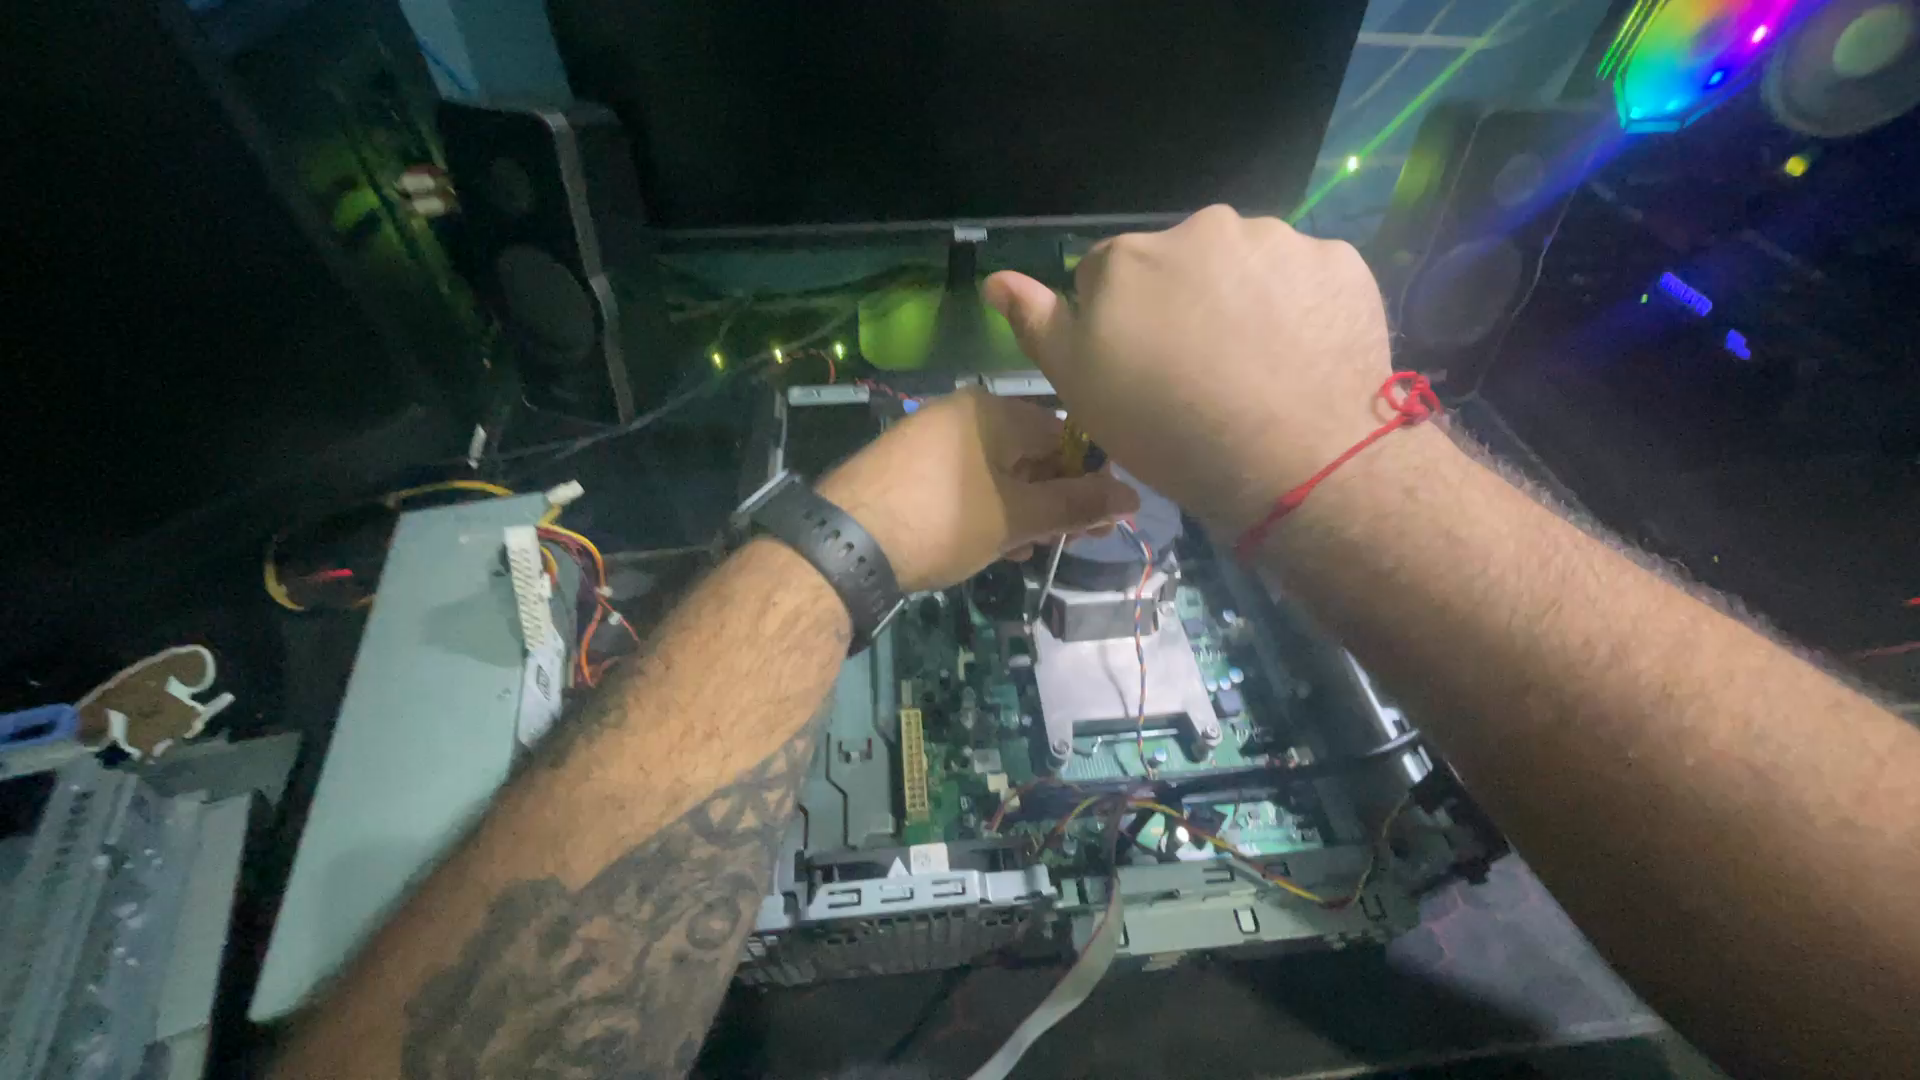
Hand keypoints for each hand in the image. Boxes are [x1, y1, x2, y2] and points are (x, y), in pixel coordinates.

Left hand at [817, 388, 1139, 591]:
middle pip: (1031, 454)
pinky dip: (987, 510)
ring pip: (997, 472)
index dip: (1090, 479)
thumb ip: (1077, 505)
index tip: (1104, 520)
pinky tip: (995, 545)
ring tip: (1030, 550)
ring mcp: (930, 439)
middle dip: (1056, 500)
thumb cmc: (944, 521)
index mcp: (995, 411)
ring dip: (1023, 511)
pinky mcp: (907, 468)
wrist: (846, 543)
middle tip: (1072, 541)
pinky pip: (964, 482)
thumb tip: (1133, 497)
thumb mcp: (1018, 517)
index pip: (1065, 436)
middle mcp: (962, 413)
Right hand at [984, 205, 1450, 535]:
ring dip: (1240, 302)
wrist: (1290, 460)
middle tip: (1197, 373)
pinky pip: (1302, 279)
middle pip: (1178, 264)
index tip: (1137, 369)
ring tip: (1253, 369)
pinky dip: (1296, 308)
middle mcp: (1201, 227)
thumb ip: (1037, 324)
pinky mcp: (1338, 261)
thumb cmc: (1167, 429)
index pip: (1106, 276)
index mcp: (1128, 259)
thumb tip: (996, 278)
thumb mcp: (1080, 387)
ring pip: (1243, 267)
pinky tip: (1297, 358)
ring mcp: (1277, 240)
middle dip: (1180, 303)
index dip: (1117, 324)